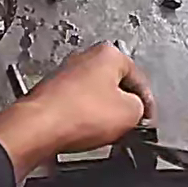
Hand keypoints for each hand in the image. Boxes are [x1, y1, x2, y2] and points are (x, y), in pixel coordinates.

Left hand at [0, 43, 153, 177]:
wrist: (39, 127)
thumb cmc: (78, 113)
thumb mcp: (129, 113)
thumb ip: (141, 108)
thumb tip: (136, 110)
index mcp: (108, 53)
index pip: (139, 78)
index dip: (148, 103)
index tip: (148, 120)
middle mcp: (85, 57)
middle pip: (116, 84)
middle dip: (123, 105)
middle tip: (128, 125)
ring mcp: (67, 73)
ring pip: (96, 95)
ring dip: (102, 113)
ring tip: (104, 132)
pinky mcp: (53, 92)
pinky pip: (77, 105)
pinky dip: (83, 118)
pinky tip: (84, 131)